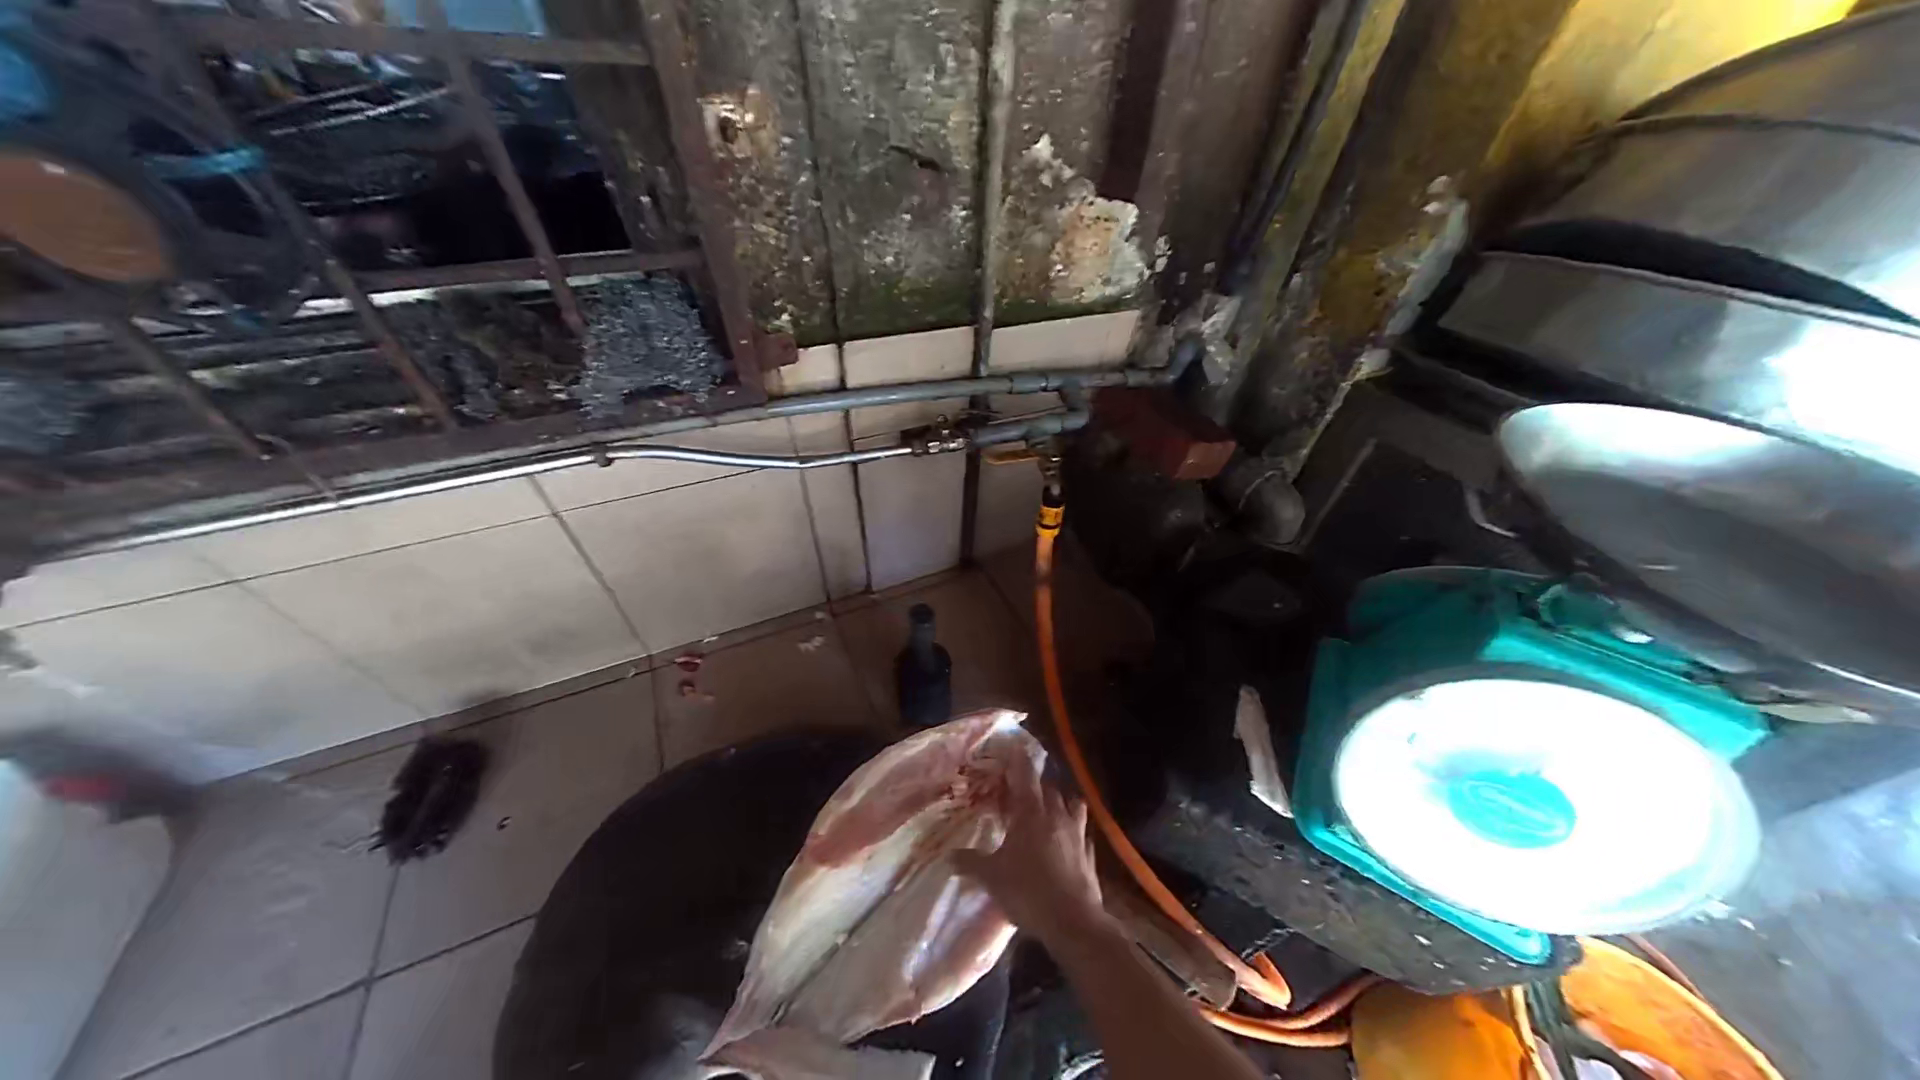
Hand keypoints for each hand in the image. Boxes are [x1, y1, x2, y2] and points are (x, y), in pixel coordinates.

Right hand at [953, 764, 1107, 947]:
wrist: (1074, 923)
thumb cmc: (1028, 891)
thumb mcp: (992, 877)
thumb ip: (971, 863)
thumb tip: (949, 856)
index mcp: (1031, 812)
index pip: (1024, 775)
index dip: (1018, 760)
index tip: (1012, 747)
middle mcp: (1056, 815)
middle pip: (1048, 787)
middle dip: (1035, 784)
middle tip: (1019, 789)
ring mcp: (1077, 833)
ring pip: (1070, 804)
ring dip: (1059, 802)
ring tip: (1047, 808)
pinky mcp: (1089, 854)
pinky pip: (1081, 831)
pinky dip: (1073, 829)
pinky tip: (1066, 839)